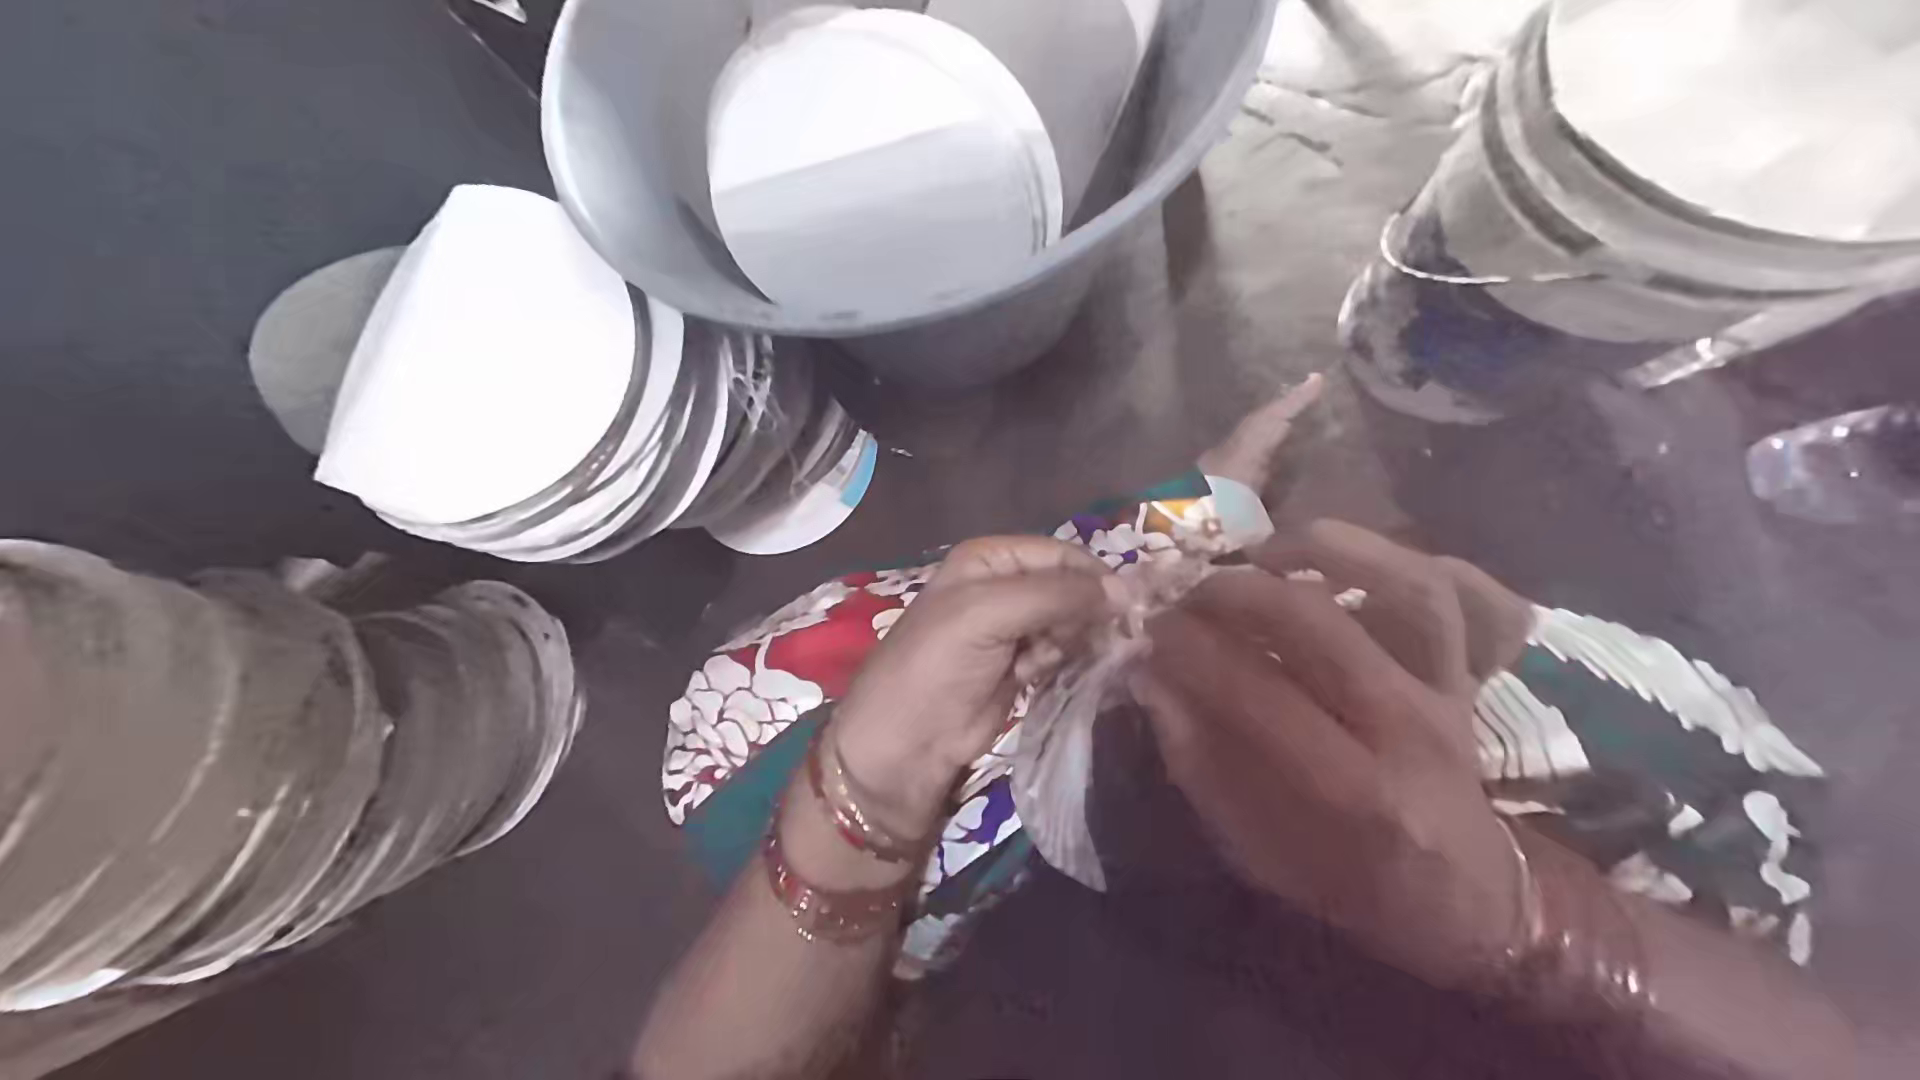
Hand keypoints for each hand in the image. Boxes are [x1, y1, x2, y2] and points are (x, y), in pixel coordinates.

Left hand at [831, 537, 1114, 837]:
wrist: (909, 739)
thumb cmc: (941, 663)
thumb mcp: (990, 613)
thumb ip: (1056, 595)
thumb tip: (1123, 591)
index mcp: (990, 558)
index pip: (1059, 553)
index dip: (1092, 576)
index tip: (1124, 606)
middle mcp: (1003, 585)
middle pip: (1068, 587)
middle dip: (1080, 612)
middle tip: (1078, 640)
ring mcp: (1012, 627)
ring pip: (1069, 621)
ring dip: (1068, 641)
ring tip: (1041, 660)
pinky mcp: (1022, 664)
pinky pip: (1061, 651)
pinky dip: (1058, 661)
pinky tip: (1033, 674)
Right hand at [1136, 520, 1533, 987]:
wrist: (1466, 899)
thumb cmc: (1343, 880)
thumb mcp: (1250, 843)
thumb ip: (1197, 759)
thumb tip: (1149, 677)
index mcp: (1354, 791)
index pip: (1258, 693)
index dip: (1193, 652)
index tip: (1149, 633)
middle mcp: (1409, 727)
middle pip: (1319, 623)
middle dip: (1235, 594)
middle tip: (1188, 593)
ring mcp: (1449, 691)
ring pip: (1407, 587)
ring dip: (1325, 550)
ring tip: (1262, 550)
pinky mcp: (1465, 673)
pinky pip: (1461, 595)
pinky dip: (1402, 562)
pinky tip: (1339, 561)